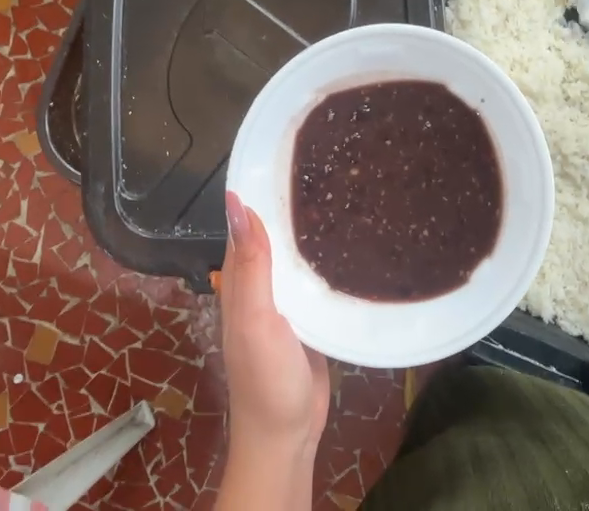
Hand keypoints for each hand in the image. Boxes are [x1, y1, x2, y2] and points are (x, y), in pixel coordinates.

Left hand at [219, 192, 329, 453]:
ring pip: (298, 258)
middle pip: (275, 237)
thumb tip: (236, 202)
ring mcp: (288, 303)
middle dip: (292, 206)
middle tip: (326, 166)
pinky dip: (328, 263)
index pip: (245, 225)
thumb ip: (251, 264)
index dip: (257, 192)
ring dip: (313, 233)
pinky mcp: (312, 319)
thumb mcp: (254, 318)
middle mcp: (261, 287)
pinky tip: (351, 245)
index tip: (282, 155)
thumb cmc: (265, 377)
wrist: (289, 433)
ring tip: (345, 194)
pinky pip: (317, 282)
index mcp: (240, 282)